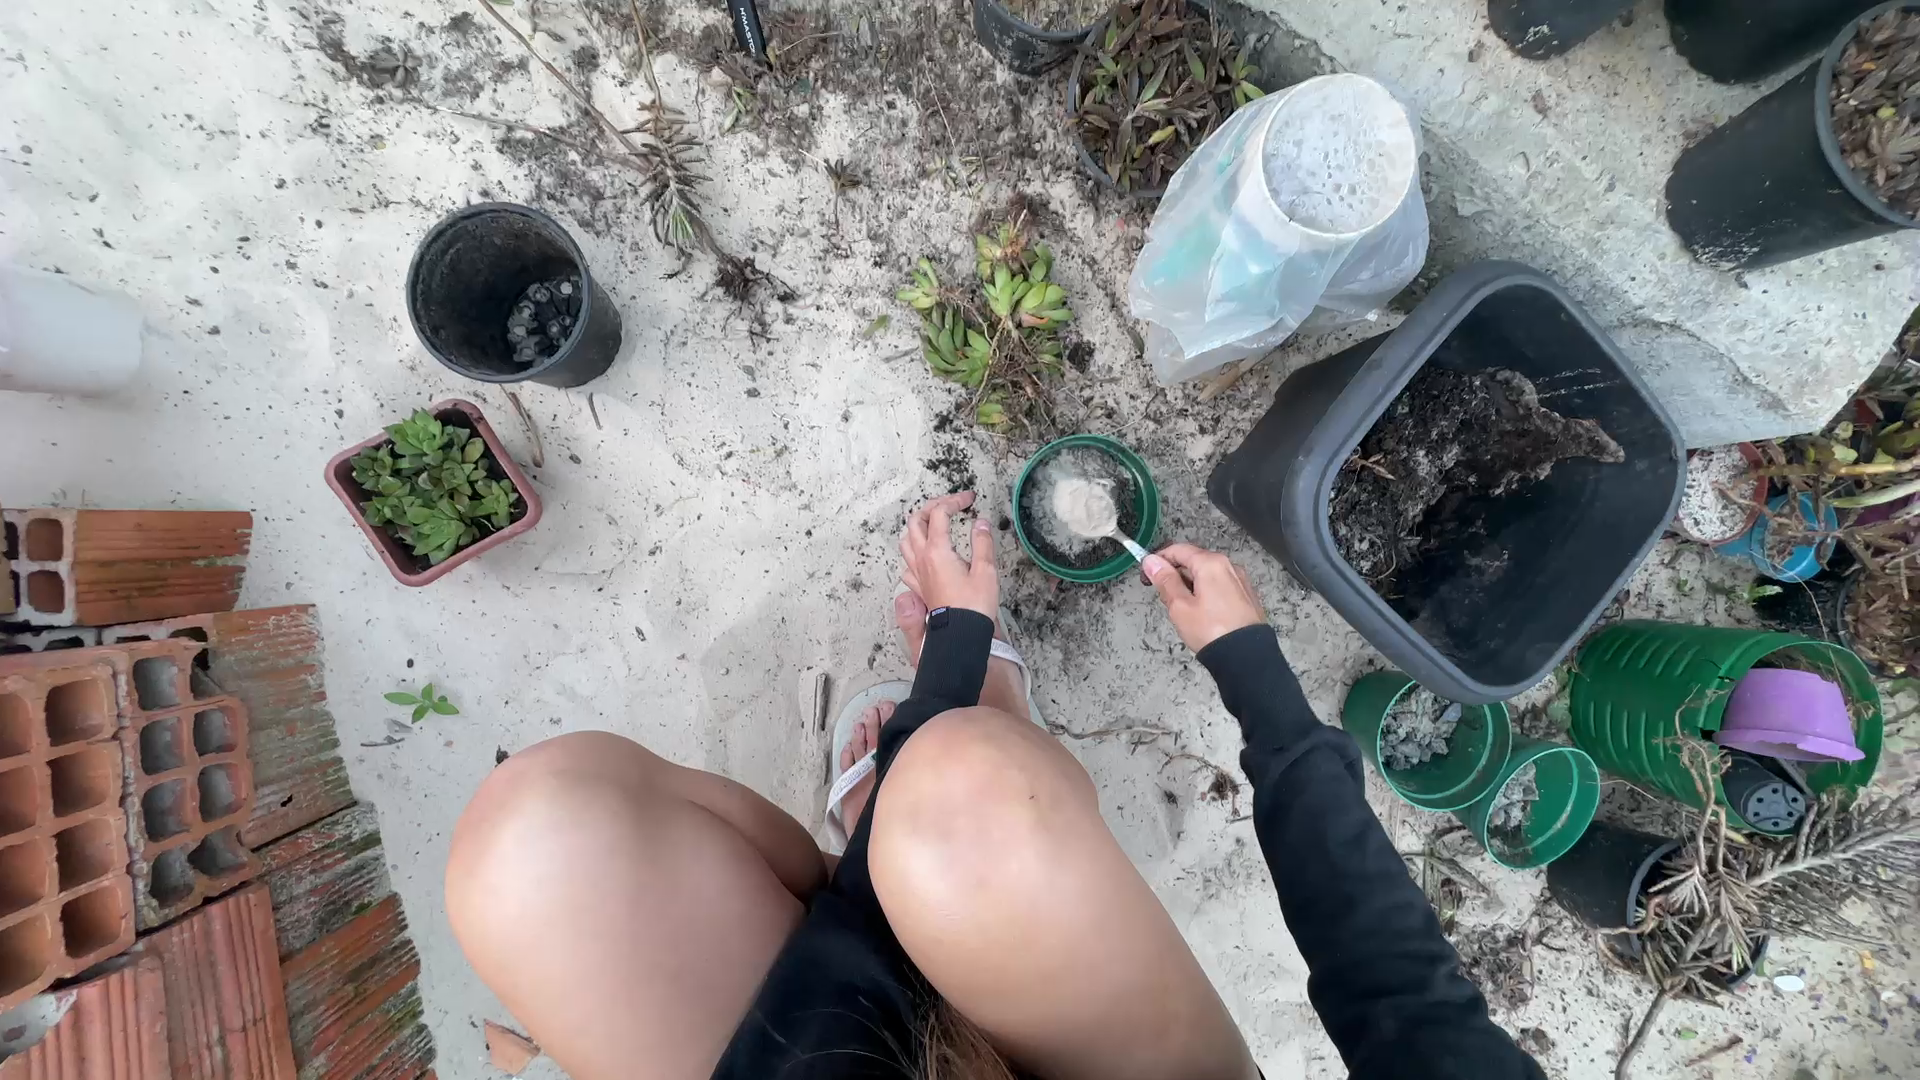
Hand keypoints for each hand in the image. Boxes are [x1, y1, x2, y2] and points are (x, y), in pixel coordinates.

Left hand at [900, 492, 998, 618]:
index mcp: (937, 551)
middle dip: (932, 507)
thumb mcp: (985, 570)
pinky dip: (914, 551)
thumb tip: (980, 523)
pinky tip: (925, 554)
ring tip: (934, 523)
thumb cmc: (974, 606)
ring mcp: (917, 573)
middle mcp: (922, 559)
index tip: (969, 499)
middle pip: (915, 521)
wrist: (961, 635)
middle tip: (951, 505)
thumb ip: (982, 542)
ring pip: (906, 540)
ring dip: (918, 526)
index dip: (954, 500)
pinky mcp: (919, 587)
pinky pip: (907, 563)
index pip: (939, 513)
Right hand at [1142, 543, 1265, 652]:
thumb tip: (1151, 561)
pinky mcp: (1245, 595)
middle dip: (1175, 575)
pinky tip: (1202, 613)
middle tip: (1165, 597)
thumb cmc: (1212, 632)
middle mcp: (1228, 566)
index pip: (1178, 550)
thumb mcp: (1179, 606)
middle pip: (1193, 560)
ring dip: (1190, 585)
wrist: (1246, 657)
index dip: (1158, 560)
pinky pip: (1219, 585)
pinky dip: (1206, 592)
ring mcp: (1239, 581)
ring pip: (1206, 574)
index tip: (1148, 574)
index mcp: (1210, 564)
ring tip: (1184, 610)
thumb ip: (1165, 580)